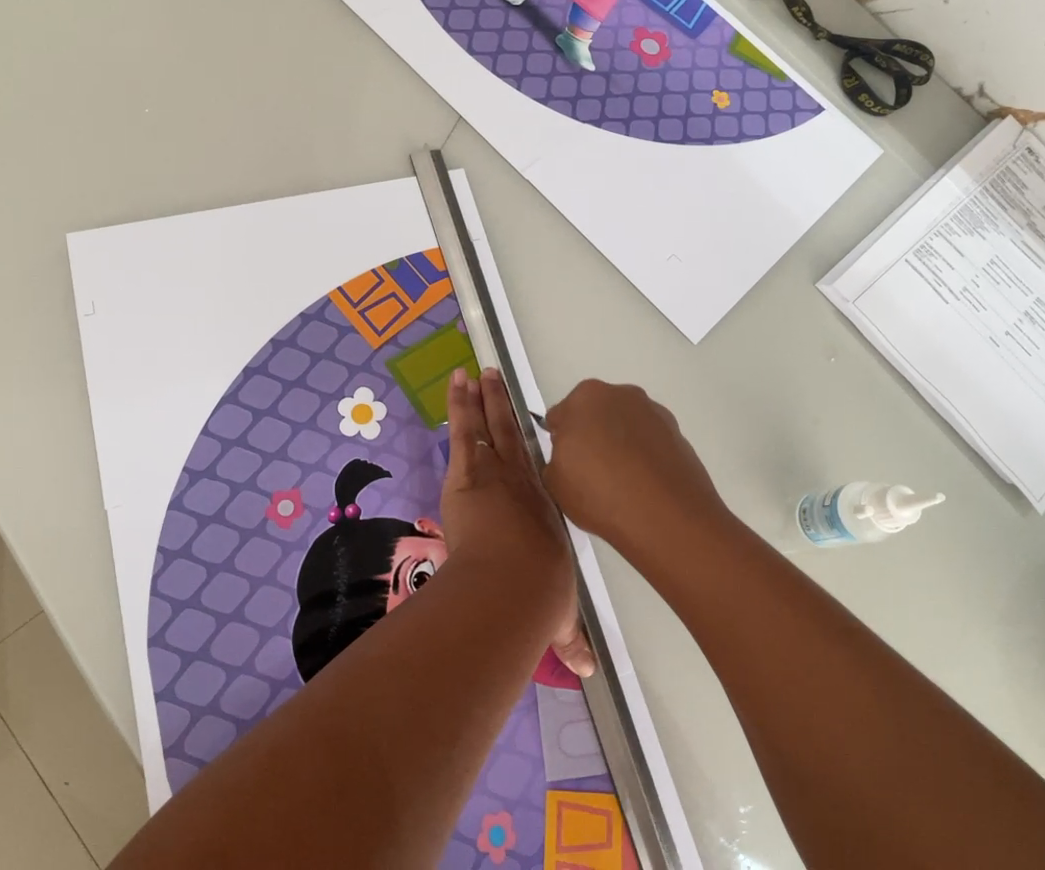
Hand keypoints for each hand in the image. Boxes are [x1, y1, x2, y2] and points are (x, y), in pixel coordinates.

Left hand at [442, 368, 593, 676]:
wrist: (516, 584)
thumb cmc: (539, 596)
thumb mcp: (555, 618)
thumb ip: (568, 637)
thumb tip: (589, 670)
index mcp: (545, 511)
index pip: (534, 474)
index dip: (527, 452)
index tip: (523, 435)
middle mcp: (523, 484)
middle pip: (511, 436)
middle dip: (502, 407)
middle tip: (495, 378)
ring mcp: (495, 474)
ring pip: (486, 427)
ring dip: (479, 400)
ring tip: (472, 373)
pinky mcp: (468, 473)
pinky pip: (464, 431)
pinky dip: (460, 405)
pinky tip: (456, 383)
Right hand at [544, 380, 729, 553]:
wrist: (665, 514)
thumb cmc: (599, 492)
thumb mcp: (555, 482)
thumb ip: (556, 460)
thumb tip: (570, 459)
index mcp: (585, 397)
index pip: (560, 417)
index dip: (559, 442)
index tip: (565, 465)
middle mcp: (621, 394)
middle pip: (596, 414)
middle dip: (591, 436)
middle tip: (590, 472)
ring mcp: (654, 412)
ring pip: (625, 426)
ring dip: (619, 443)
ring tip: (620, 482)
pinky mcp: (678, 433)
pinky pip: (649, 441)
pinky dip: (643, 455)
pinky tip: (643, 484)